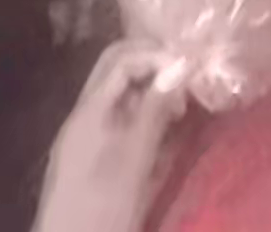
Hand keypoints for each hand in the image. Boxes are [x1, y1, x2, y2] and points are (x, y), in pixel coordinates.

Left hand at [32, 39, 185, 231]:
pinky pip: (116, 116)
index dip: (155, 56)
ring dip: (148, 87)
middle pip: (116, 67)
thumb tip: (180, 65)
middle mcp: (83, 114)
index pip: (122, 60)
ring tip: (180, 105)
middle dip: (151, 63)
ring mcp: (83, 135)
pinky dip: (140, 111)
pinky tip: (162, 129)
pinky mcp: (87, 157)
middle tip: (184, 75)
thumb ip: (156, 110)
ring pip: (117, 91)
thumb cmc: (102, 213)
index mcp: (89, 110)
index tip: (187, 68)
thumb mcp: (135, 161)